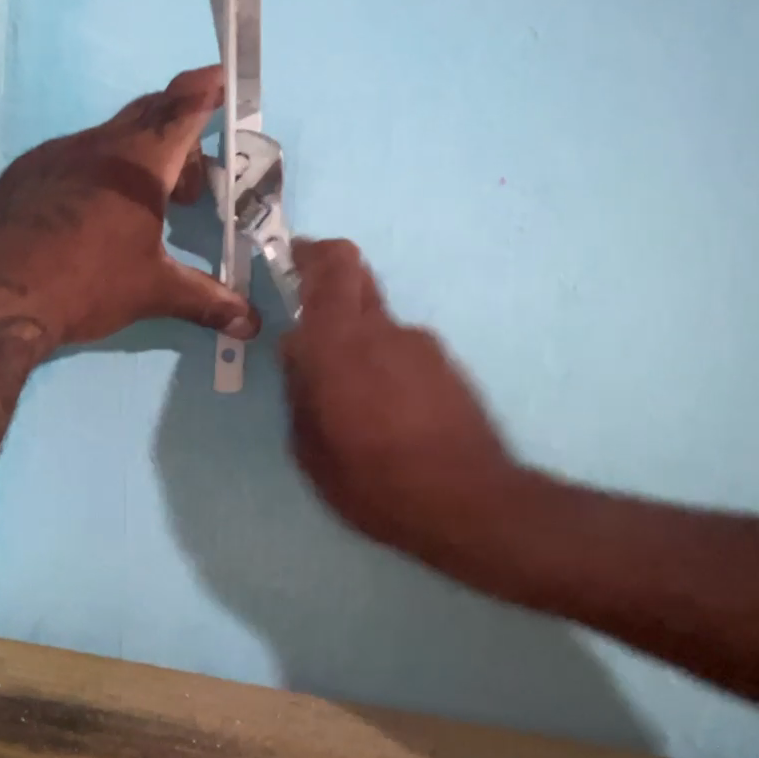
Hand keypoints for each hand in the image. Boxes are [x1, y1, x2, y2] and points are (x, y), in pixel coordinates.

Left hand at [0, 66, 258, 346]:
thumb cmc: (83, 283)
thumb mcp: (151, 292)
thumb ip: (204, 300)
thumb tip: (252, 324)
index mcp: (137, 162)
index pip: (182, 106)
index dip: (207, 89)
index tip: (224, 78)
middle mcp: (95, 145)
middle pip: (147, 115)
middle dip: (179, 138)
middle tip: (195, 185)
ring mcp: (52, 156)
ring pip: (107, 141)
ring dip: (136, 163)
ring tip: (146, 214)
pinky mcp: (21, 177)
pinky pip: (71, 161)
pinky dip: (96, 177)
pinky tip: (91, 222)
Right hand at [281, 239, 522, 563]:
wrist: (468, 506)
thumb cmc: (373, 481)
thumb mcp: (310, 448)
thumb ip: (300, 391)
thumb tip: (299, 355)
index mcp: (340, 342)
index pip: (332, 265)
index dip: (309, 252)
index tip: (290, 259)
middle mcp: (385, 331)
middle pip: (356, 282)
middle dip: (328, 292)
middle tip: (308, 329)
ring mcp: (423, 347)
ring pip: (377, 326)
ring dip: (355, 345)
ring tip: (348, 402)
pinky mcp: (447, 369)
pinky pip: (400, 353)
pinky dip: (382, 369)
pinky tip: (382, 417)